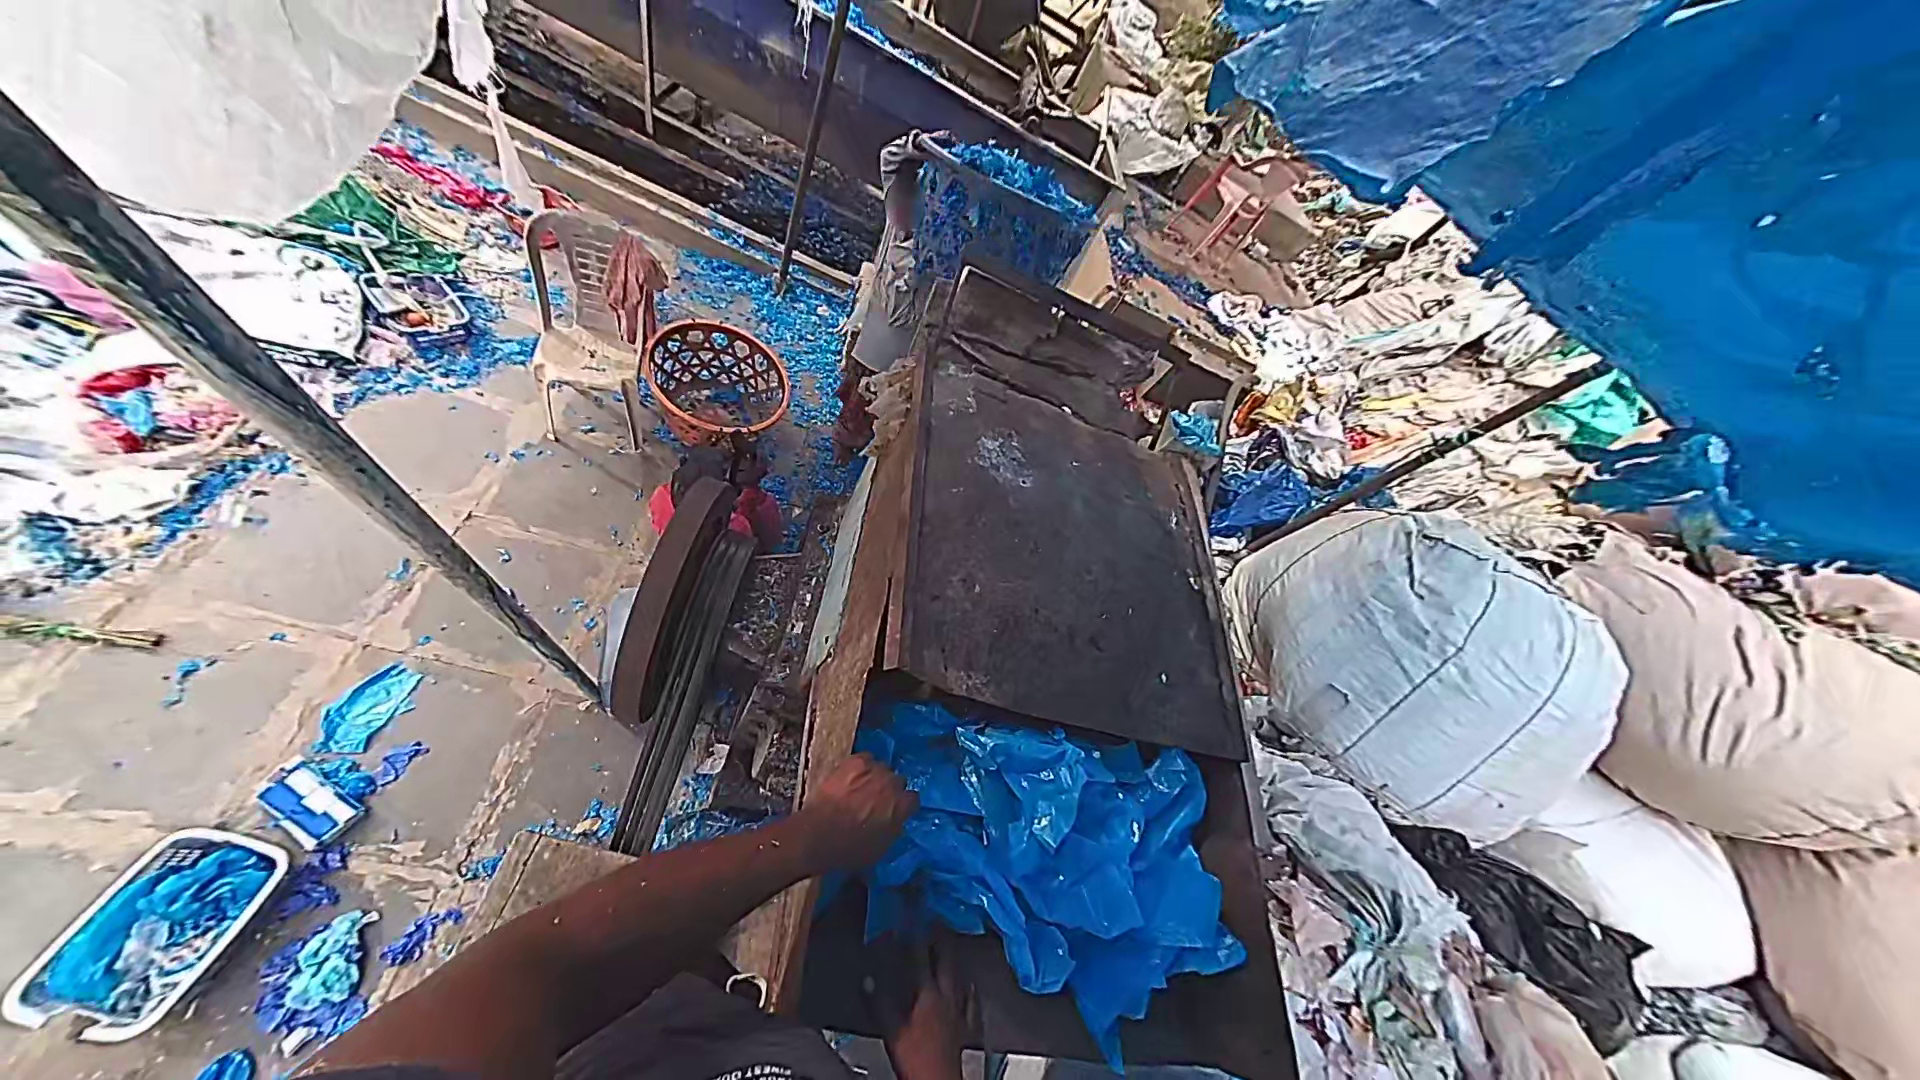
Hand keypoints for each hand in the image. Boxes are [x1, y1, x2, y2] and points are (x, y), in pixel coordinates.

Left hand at [796, 754, 916, 870]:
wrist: (818, 835)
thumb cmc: (850, 850)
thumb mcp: (880, 850)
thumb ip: (894, 830)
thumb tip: (896, 821)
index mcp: (901, 806)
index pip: (913, 799)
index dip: (903, 805)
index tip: (895, 811)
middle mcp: (892, 784)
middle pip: (898, 780)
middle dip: (890, 789)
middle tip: (876, 800)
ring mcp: (874, 770)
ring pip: (882, 768)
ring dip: (875, 777)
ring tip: (861, 787)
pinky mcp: (855, 761)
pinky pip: (865, 759)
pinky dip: (861, 767)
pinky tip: (852, 776)